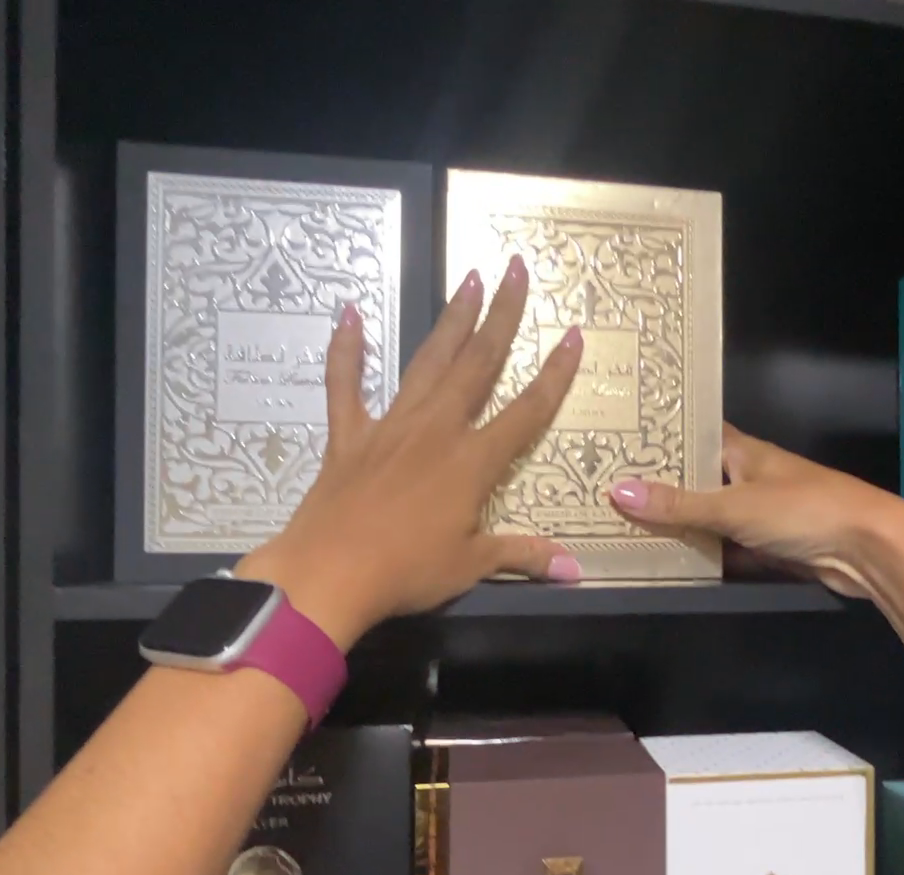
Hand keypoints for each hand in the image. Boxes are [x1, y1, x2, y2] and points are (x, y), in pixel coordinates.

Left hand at [236, 255, 583, 647]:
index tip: (572, 336)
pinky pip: (345, 384)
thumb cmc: (407, 571)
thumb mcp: (471, 566)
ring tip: (467, 280)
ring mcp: (390, 426)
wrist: (329, 575)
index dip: (554, 375)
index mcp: (472, 462)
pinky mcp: (349, 435)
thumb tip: (574, 571)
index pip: (525, 411)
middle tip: (515, 270)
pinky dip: (345, 350)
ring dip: (450, 320)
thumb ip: (522, 556)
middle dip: (501, 315)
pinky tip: (348, 313)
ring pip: (427, 362)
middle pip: (477, 364)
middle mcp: (436, 430)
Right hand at [608, 424, 903, 597]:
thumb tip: (617, 491)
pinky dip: (703, 554)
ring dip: (680, 524)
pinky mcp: (768, 547)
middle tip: (607, 488)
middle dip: (660, 486)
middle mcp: (749, 477)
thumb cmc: (803, 510)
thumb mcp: (733, 506)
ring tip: (625, 525)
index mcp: (743, 452)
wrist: (869, 550)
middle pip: (697, 480)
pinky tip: (668, 561)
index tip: (619, 439)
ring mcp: (760, 514)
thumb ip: (678, 505)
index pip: (695, 434)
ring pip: (709, 517)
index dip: (662, 436)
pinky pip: (726, 548)